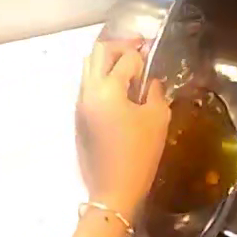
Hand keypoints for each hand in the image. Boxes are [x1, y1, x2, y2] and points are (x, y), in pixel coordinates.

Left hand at [76, 39, 170, 220]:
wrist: (113, 190)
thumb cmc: (140, 153)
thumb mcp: (158, 118)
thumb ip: (155, 91)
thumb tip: (151, 80)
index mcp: (108, 89)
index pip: (126, 58)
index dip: (143, 53)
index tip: (155, 53)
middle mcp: (89, 90)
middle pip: (99, 52)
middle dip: (120, 46)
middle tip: (139, 50)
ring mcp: (80, 102)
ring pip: (89, 65)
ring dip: (108, 60)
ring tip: (129, 68)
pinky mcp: (79, 115)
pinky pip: (88, 83)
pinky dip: (102, 76)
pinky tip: (120, 88)